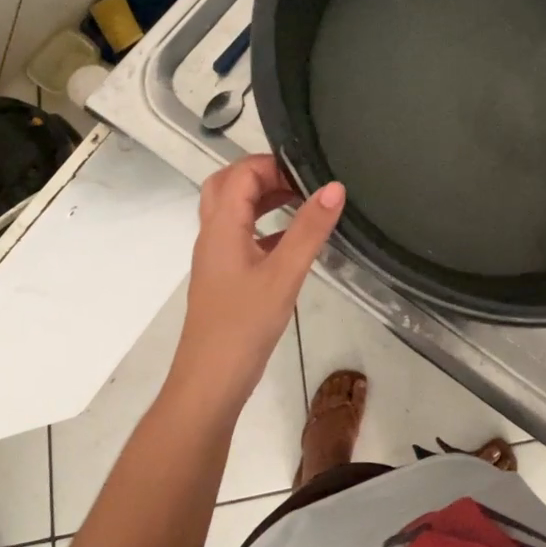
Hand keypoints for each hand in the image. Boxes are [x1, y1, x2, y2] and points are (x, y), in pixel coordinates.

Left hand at [173, 155, 344, 400]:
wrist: (210, 381)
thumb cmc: (244, 324)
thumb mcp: (284, 274)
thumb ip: (309, 229)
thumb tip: (334, 187)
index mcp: (221, 226)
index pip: (241, 173)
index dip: (273, 165)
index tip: (309, 174)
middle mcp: (213, 235)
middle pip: (229, 186)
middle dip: (264, 176)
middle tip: (301, 182)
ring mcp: (216, 257)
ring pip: (234, 212)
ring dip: (263, 200)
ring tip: (302, 203)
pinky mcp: (224, 278)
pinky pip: (242, 237)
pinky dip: (265, 227)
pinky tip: (293, 242)